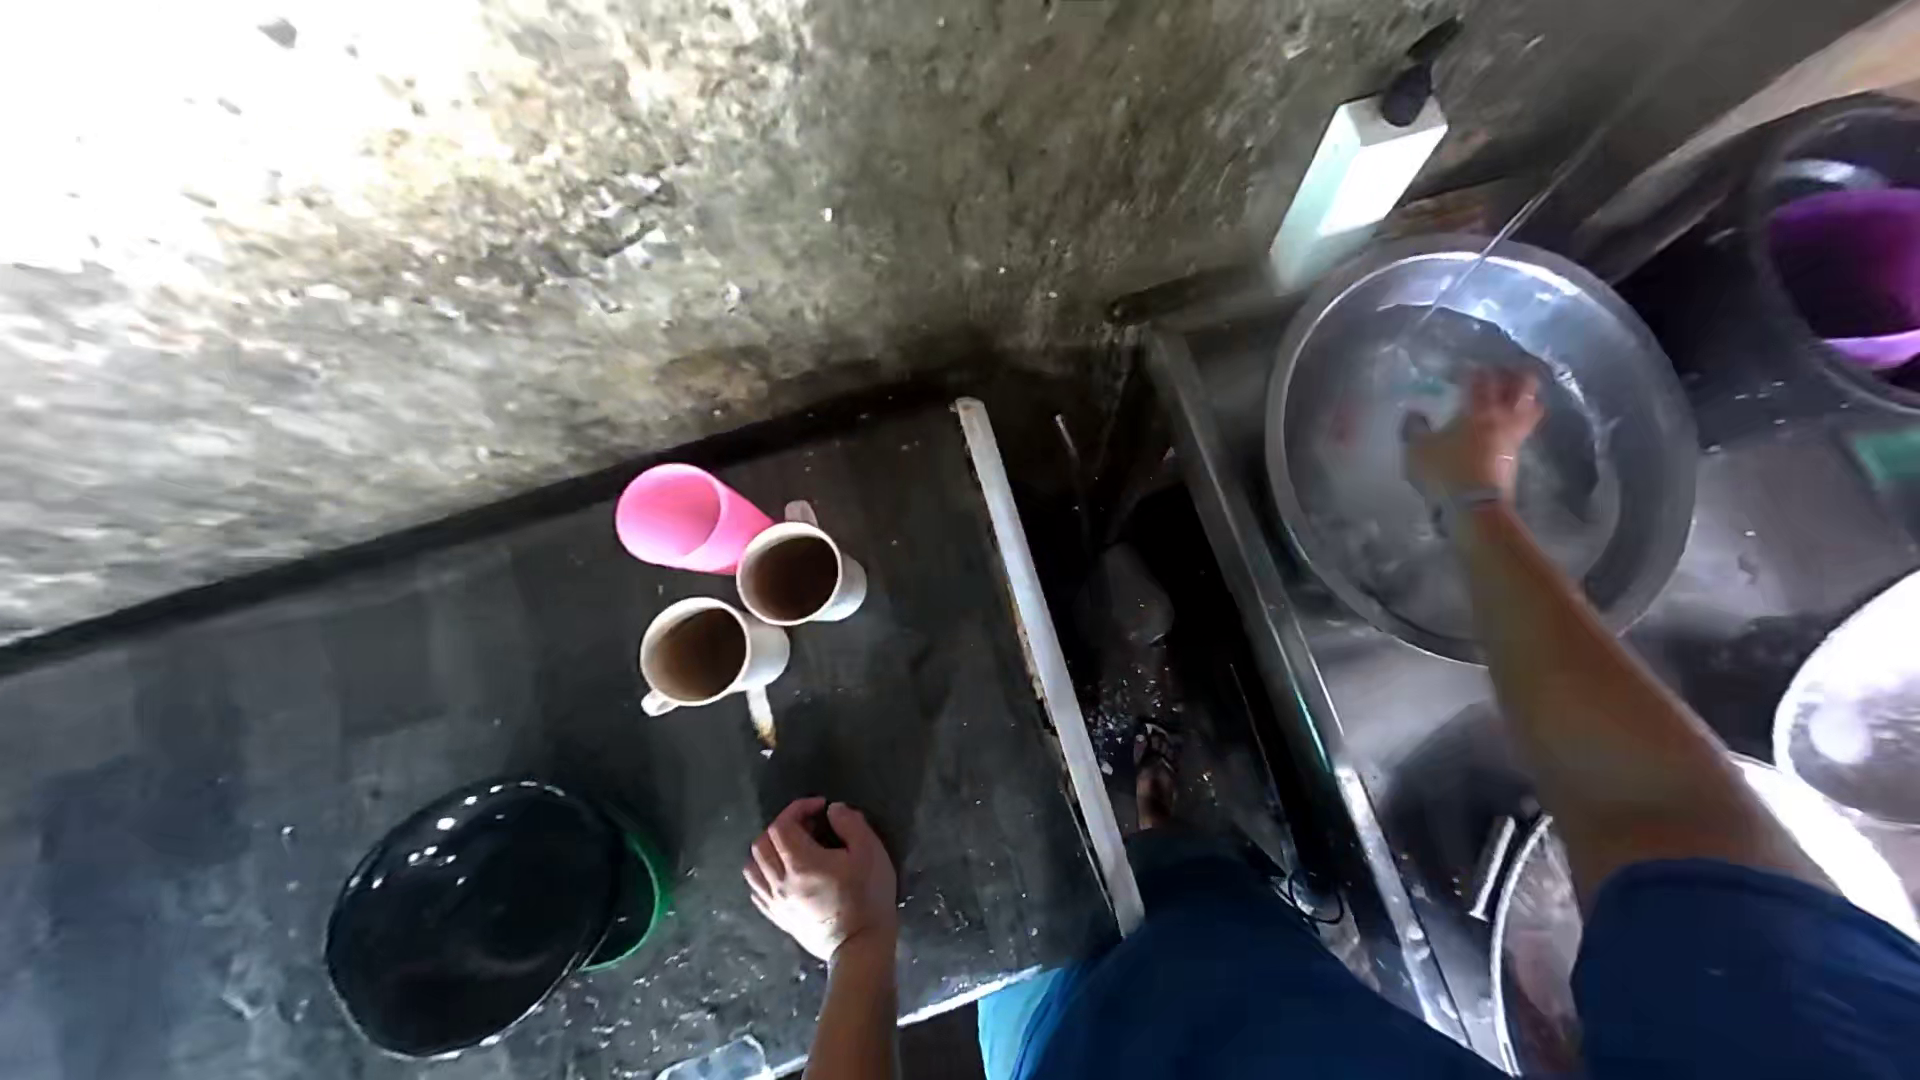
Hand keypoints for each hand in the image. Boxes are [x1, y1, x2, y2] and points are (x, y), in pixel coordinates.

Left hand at [744, 797, 897, 961]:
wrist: (861, 947)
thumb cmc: (868, 896)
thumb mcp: (869, 851)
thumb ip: (850, 823)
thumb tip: (832, 810)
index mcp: (801, 863)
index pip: (782, 824)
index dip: (798, 808)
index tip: (820, 807)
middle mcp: (780, 882)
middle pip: (762, 842)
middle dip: (783, 825)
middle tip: (809, 826)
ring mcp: (775, 903)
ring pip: (753, 866)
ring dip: (769, 848)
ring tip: (793, 847)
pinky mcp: (778, 918)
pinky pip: (757, 890)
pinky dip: (764, 873)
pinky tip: (785, 872)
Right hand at [1405, 368, 1543, 500]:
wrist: (1472, 504)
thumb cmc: (1442, 471)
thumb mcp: (1416, 448)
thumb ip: (1414, 428)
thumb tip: (1415, 413)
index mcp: (1477, 411)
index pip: (1480, 381)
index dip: (1474, 370)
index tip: (1466, 365)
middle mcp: (1502, 417)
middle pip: (1521, 386)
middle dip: (1514, 374)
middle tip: (1503, 369)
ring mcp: (1513, 436)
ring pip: (1530, 406)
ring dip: (1526, 395)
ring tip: (1516, 391)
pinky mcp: (1516, 453)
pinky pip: (1525, 425)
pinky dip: (1521, 415)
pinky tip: (1509, 419)